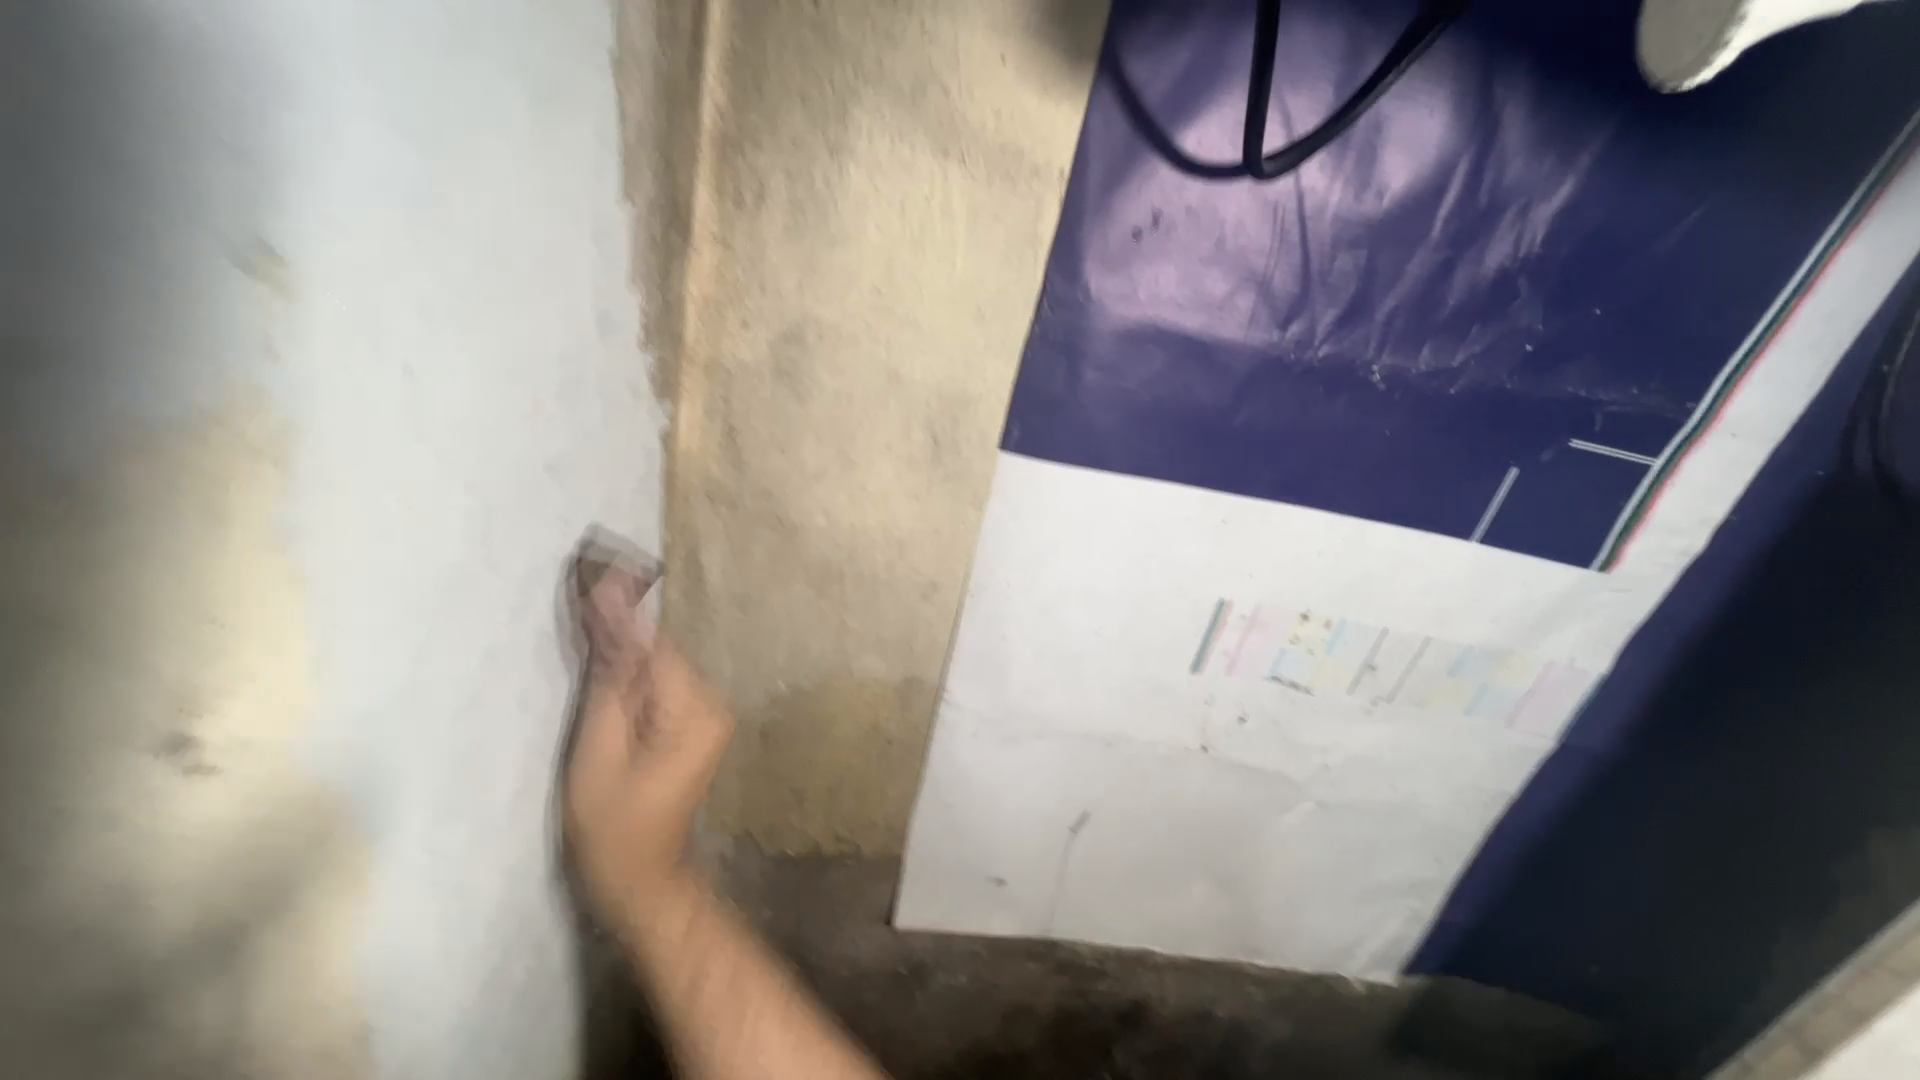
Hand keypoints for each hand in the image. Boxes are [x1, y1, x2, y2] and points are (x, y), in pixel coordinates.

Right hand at [566, 553, 732, 935]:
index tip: (589, 563)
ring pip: (655, 663)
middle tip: (579, 576)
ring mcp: (705, 712)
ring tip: (581, 602)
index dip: (617, 607)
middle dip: (616, 621)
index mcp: (695, 709)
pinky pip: (656, 682)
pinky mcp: (692, 722)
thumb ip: (608, 682)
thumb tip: (608, 619)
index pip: (651, 643)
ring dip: (619, 643)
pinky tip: (599, 651)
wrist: (644, 880)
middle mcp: (711, 702)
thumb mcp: (598, 754)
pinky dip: (628, 669)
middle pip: (656, 648)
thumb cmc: (614, 829)